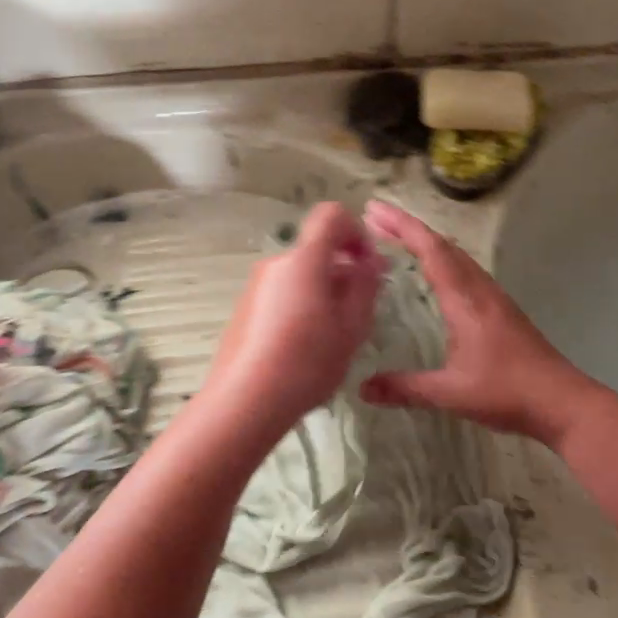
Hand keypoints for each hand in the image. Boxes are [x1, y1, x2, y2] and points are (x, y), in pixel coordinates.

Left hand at [204, 202, 384, 431]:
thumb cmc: (308, 362)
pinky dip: (302, 308)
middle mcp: (276, 264)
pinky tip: (307, 349)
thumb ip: (365, 287)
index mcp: (305, 260)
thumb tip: (372, 262)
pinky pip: (283, 295)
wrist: (245, 401)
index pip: (332, 216)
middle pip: (317, 251)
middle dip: (344, 272)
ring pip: (301, 276)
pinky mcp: (245, 310)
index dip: (357, 232)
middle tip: (361, 312)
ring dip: (324, 293)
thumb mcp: (352, 327)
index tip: (370, 265)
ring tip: (335, 338)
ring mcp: (256, 286)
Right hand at [360, 201, 600, 442]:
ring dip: (430, 246)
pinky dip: (446, 265)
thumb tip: (363, 389)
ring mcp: (497, 302)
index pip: (432, 251)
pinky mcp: (505, 315)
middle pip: (445, 248)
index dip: (402, 227)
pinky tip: (439, 282)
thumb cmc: (507, 393)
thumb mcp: (450, 393)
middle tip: (377, 222)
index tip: (375, 210)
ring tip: (401, 243)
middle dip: (410, 230)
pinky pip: (470, 276)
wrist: (562, 402)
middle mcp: (482, 292)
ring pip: (460, 260)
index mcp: (466, 301)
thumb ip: (405, 388)